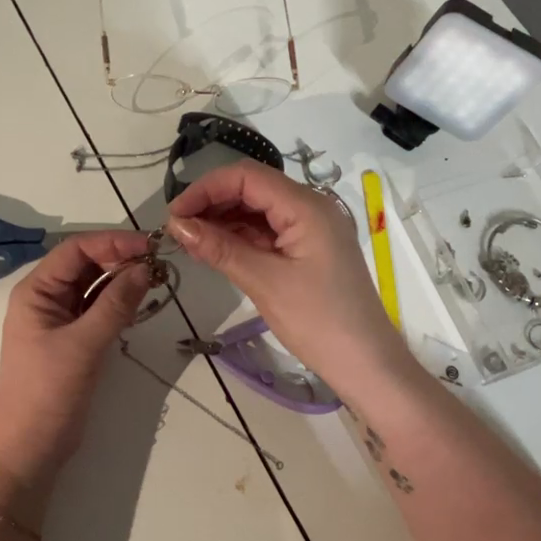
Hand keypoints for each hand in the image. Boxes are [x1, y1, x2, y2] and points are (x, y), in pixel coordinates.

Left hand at [0, 230, 152, 510]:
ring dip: (121, 280)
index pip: (75, 249)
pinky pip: (97, 309)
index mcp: (35, 291)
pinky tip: (140, 304)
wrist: (30, 448)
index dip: (111, 241)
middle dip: (119, 258)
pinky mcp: (73, 340)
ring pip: (93, 286)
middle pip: (85, 264)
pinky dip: (118, 303)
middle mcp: (45, 298)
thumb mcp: (83, 345)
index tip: (149, 246)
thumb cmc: (47, 392)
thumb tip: (145, 268)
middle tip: (157, 264)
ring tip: (155, 280)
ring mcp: (59, 320)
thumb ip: (115, 305)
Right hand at [167, 161, 410, 385]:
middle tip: (177, 230)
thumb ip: (220, 248)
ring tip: (190, 242)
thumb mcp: (264, 283)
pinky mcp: (307, 248)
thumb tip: (177, 225)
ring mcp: (310, 228)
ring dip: (222, 220)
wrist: (366, 363)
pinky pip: (267, 230)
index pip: (247, 177)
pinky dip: (239, 236)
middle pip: (252, 188)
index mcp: (306, 206)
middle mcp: (310, 207)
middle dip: (212, 202)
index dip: (206, 188)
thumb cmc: (319, 321)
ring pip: (257, 209)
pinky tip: (214, 250)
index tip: (174, 215)